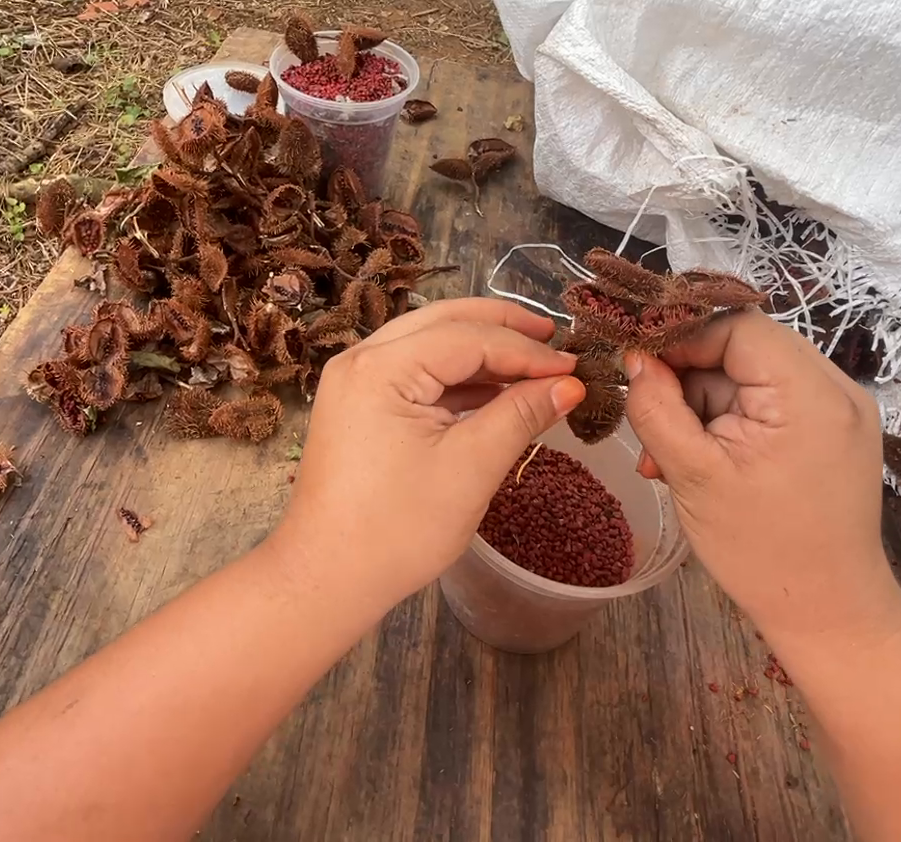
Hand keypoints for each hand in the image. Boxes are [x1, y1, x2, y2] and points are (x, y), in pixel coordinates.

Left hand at [270, 298, 585, 609]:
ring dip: (480, 352)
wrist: (326, 577)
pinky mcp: (358, 405)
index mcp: (380, 367)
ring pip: (428, 344)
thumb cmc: (398, 529)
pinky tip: (494, 392)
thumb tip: (570, 384)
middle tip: (554, 339)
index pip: (467, 337)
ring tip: (533, 367)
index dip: (525, 350)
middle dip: (501, 328)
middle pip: (443, 323)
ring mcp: (354, 381)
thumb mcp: (470, 468)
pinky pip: (414, 373)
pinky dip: (456, 379)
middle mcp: (360, 359)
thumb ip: (521, 414)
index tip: (574, 367)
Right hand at [623, 311, 900, 642]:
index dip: (680, 337)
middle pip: (740, 347)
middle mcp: (834, 388)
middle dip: (685, 378)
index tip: (635, 366)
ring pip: (742, 375)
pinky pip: (759, 401)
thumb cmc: (758, 548)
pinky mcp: (824, 429)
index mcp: (811, 394)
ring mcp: (833, 409)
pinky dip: (720, 422)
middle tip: (647, 418)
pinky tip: (694, 459)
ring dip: (696, 405)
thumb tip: (634, 358)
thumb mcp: (691, 473)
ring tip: (666, 456)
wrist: (826, 613)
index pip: (736, 326)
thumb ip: (656, 407)